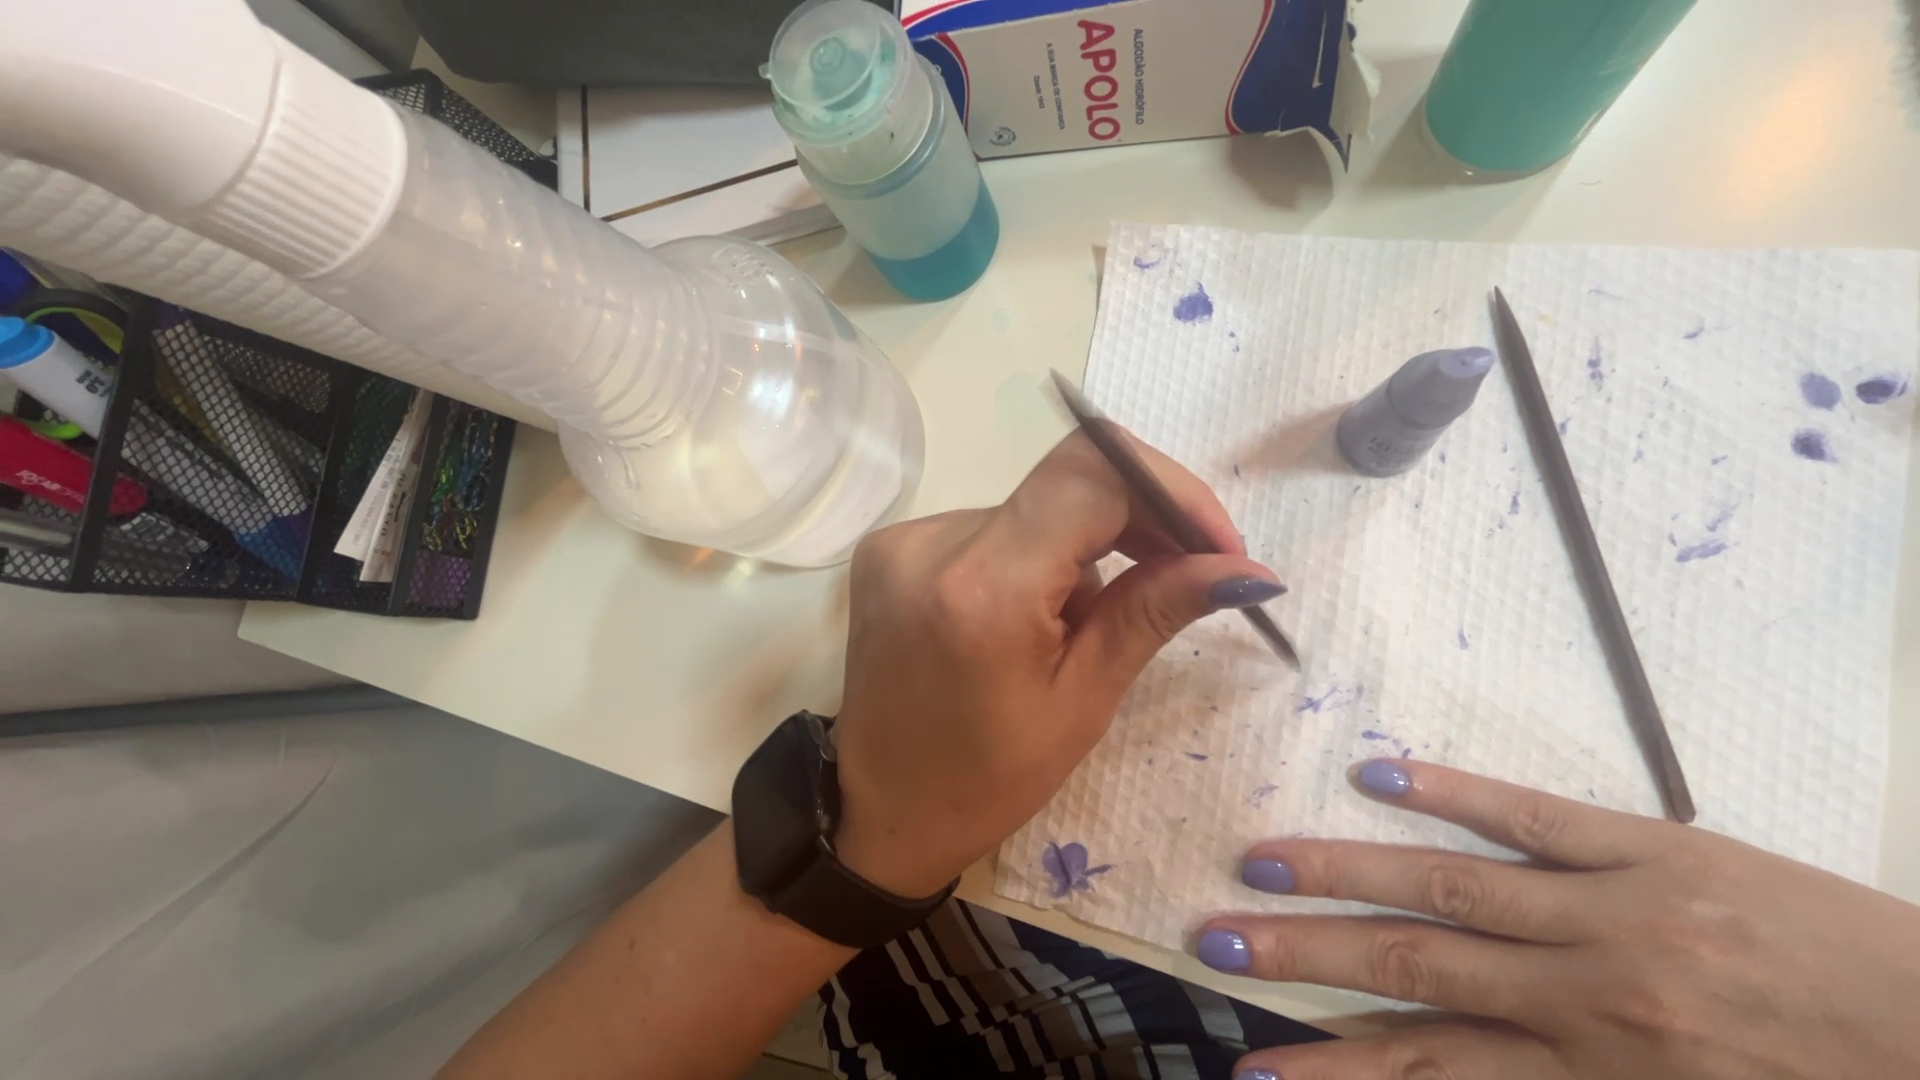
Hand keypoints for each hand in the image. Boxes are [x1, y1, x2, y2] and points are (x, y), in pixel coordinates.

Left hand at [830, 430, 1284, 897]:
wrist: (881, 806)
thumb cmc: (987, 779)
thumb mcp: (1083, 701)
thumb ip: (1154, 612)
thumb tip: (1246, 569)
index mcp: (984, 588)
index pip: (1092, 476)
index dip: (1170, 491)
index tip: (1217, 545)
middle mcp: (933, 542)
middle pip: (1065, 480)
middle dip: (1141, 516)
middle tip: (1188, 570)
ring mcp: (904, 538)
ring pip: (1033, 506)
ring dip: (1085, 545)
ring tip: (1083, 624)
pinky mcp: (892, 545)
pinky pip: (992, 526)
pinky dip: (1035, 555)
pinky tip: (1033, 615)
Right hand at [1195, 760, 1919, 1078]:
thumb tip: (1456, 1076)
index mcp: (1598, 1078)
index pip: (1430, 1070)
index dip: (1334, 1070)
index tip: (1253, 1070)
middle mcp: (1583, 996)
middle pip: (1411, 969)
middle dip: (1304, 957)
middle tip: (1216, 938)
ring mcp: (1609, 909)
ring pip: (1448, 886)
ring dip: (1344, 873)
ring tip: (1262, 863)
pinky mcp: (1648, 846)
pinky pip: (1531, 815)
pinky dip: (1448, 793)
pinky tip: (1375, 776)